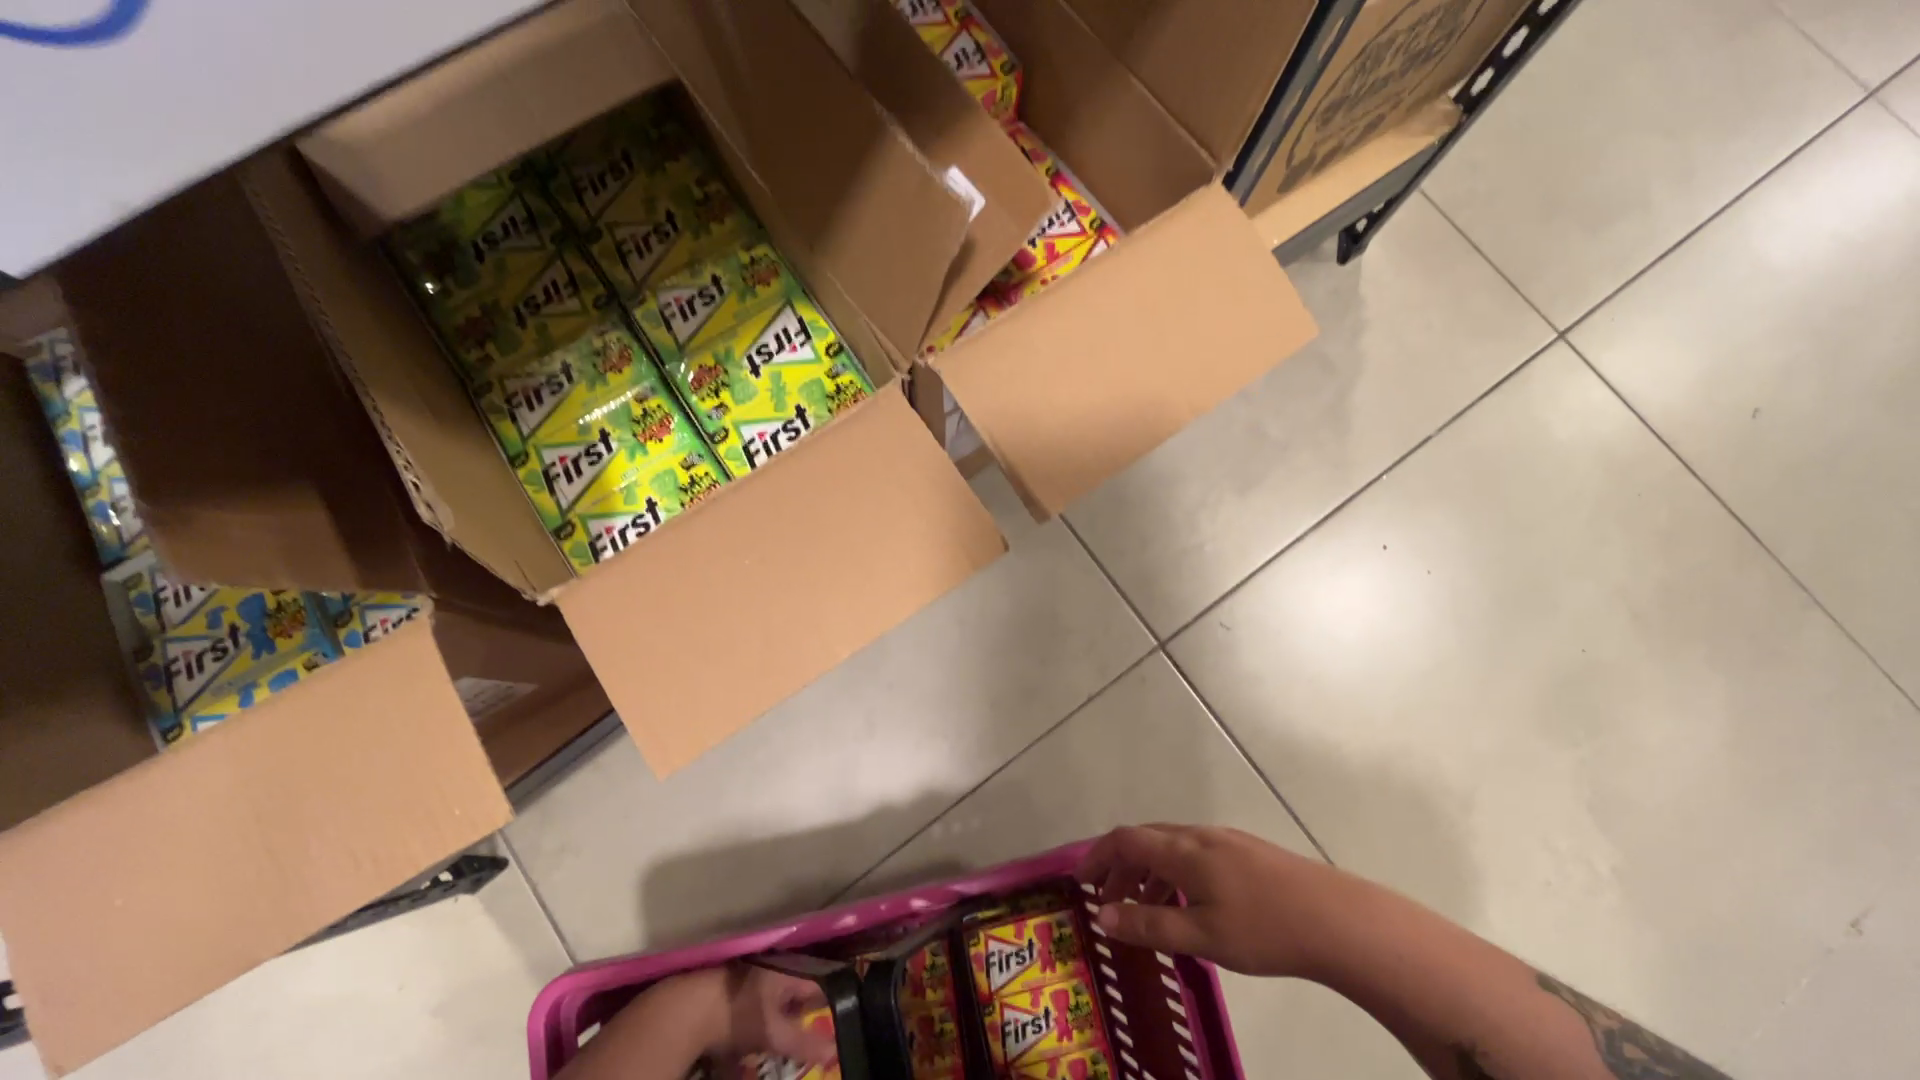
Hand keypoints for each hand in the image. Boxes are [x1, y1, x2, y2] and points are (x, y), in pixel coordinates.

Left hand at [708, 966, 838, 1066]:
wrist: (686, 1009)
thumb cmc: (737, 1015)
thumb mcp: (774, 1034)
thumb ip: (805, 1043)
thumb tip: (835, 1051)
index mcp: (787, 973)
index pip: (818, 986)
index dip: (827, 1006)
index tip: (832, 1026)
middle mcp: (770, 969)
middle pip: (794, 994)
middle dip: (799, 1017)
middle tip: (804, 1040)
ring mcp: (747, 976)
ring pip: (772, 1001)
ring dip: (776, 1022)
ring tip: (775, 1043)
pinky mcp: (729, 988)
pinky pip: (752, 1006)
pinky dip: (755, 1022)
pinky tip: (748, 1042)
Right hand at [1076, 824, 1357, 980]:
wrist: (1340, 921)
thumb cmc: (1264, 930)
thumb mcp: (1200, 936)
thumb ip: (1149, 925)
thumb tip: (1103, 915)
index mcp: (1184, 851)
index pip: (1126, 840)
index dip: (1098, 856)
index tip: (1081, 882)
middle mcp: (1201, 836)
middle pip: (1147, 839)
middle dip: (1121, 866)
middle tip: (1109, 900)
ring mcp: (1228, 842)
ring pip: (1174, 847)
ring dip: (1149, 872)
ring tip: (1146, 910)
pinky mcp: (1250, 854)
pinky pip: (1196, 854)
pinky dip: (1176, 873)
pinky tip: (1190, 905)